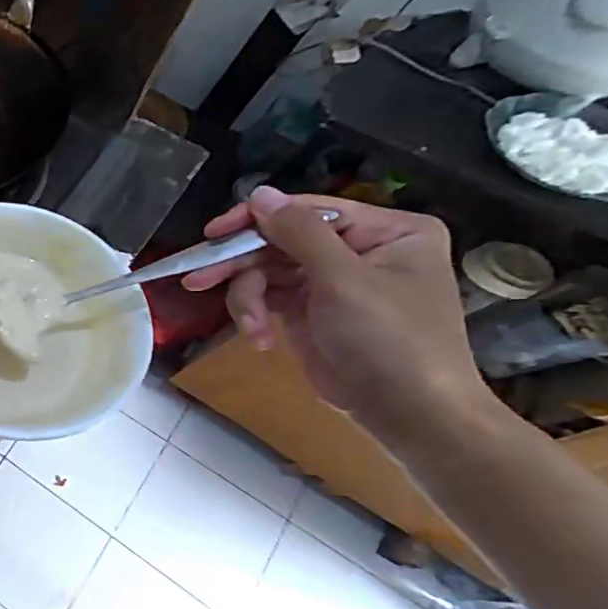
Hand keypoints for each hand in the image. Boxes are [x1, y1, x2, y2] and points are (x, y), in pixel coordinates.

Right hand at [182, 188, 492, 442]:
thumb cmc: (391, 340)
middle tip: (198, 278)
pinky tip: (259, 341)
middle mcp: (358, 250)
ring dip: (250, 299)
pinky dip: (258, 317)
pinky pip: (271, 300)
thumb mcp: (344, 280)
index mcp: (385, 231)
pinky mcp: (312, 314)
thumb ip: (300, 233)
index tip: (214, 233)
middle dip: (243, 265)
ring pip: (270, 273)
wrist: (409, 415)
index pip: (309, 211)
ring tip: (249, 329)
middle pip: (283, 243)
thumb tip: (260, 194)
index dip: (258, 219)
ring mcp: (333, 284)